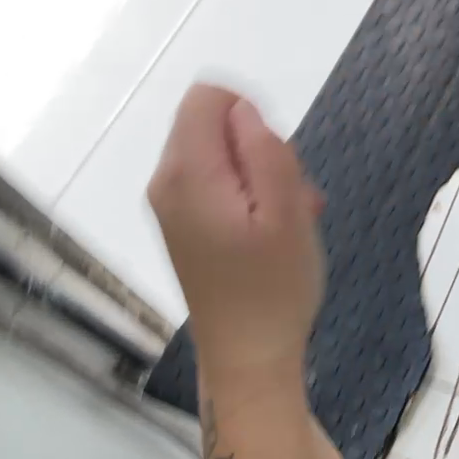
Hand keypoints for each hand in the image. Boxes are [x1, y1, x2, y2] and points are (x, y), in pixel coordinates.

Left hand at [148, 84, 325, 382]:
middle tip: (291, 206)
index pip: (209, 97)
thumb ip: (267, 152)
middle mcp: (166, 183)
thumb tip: (247, 116)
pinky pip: (215, 192)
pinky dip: (247, 204)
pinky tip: (270, 240)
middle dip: (259, 154)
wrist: (247, 361)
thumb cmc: (273, 292)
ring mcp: (172, 211)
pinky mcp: (184, 233)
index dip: (254, 120)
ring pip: (218, 161)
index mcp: (187, 172)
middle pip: (213, 128)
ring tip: (287, 228)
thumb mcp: (287, 216)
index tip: (280, 170)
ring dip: (260, 183)